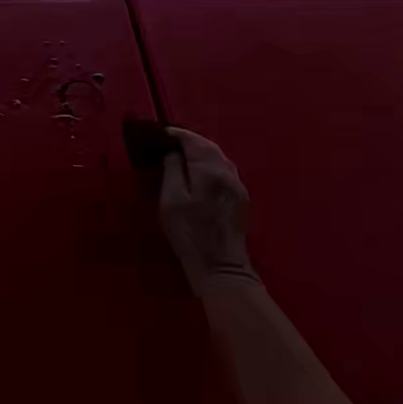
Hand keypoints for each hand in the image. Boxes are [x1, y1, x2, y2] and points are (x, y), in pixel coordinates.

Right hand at [159, 127, 257, 288]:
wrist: (222, 270)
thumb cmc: (190, 235)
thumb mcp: (171, 201)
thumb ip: (172, 171)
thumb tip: (173, 153)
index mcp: (210, 171)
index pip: (193, 141)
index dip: (177, 134)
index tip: (162, 133)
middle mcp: (228, 173)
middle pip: (209, 146)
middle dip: (190, 141)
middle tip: (171, 141)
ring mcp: (238, 187)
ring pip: (219, 158)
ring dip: (201, 152)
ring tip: (183, 154)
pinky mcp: (241, 199)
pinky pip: (224, 171)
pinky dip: (210, 164)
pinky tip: (200, 172)